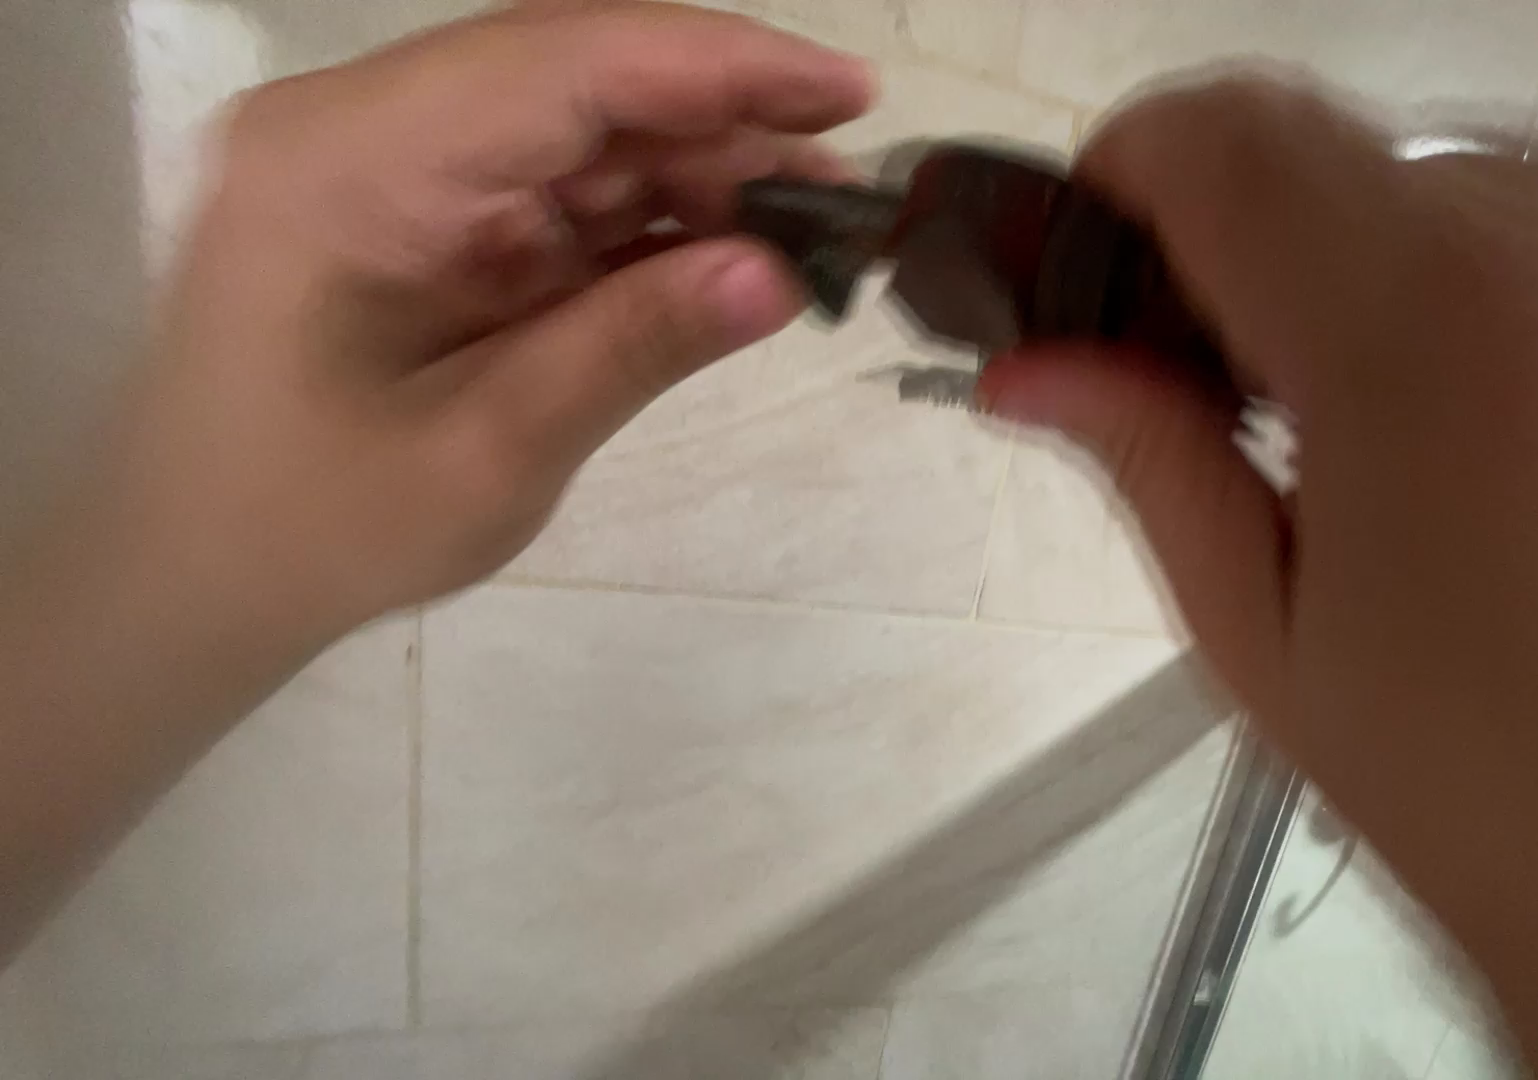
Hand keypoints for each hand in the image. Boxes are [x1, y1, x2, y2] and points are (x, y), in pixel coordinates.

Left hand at [113, 2, 869, 648]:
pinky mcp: (461, 228)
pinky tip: (744, 260)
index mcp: (358, 165)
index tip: (848, 92)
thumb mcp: (496, 447)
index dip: (720, 69)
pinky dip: (675, 232)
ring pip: (602, 147)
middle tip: (852, 197)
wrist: (223, 565)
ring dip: (716, 183)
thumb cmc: (331, 522)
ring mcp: (425, 182)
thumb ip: (633, 347)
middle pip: (592, 94)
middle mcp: (386, 139)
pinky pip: (588, 207)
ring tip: (820, 233)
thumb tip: (779, 275)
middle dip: (735, 133)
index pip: (565, 70)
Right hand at [980, 77, 1537, 1078]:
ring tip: (1363, 424)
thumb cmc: (1520, 807)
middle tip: (1213, 378)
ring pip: (1441, 182)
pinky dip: (1474, 283)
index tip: (1100, 237)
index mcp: (1443, 348)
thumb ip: (1143, 456)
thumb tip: (1035, 375)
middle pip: (1329, 161)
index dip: (1130, 168)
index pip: (1227, 142)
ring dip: (1358, 276)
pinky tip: (1478, 414)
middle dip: (1238, 255)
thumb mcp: (1261, 633)